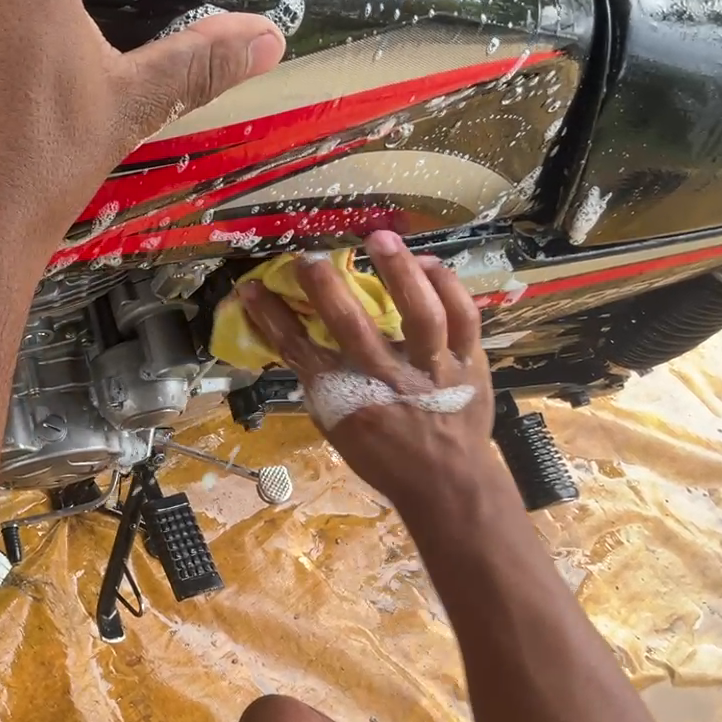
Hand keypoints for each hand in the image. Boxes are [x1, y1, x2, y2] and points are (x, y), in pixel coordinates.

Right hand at [237, 230, 500, 510]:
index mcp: (343, 399)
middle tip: (307, 258)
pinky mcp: (469, 363)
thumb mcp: (338, 426)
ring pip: (419, 315)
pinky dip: (448, 287)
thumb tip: (298, 341)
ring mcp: (430, 370)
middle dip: (324, 289)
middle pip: (350, 327)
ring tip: (379, 238)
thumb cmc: (383, 456)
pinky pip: (464, 319)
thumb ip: (322, 382)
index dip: (271, 317)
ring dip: (398, 273)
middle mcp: (384, 381)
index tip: (252, 288)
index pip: (297, 350)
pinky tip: (430, 263)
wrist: (446, 483)